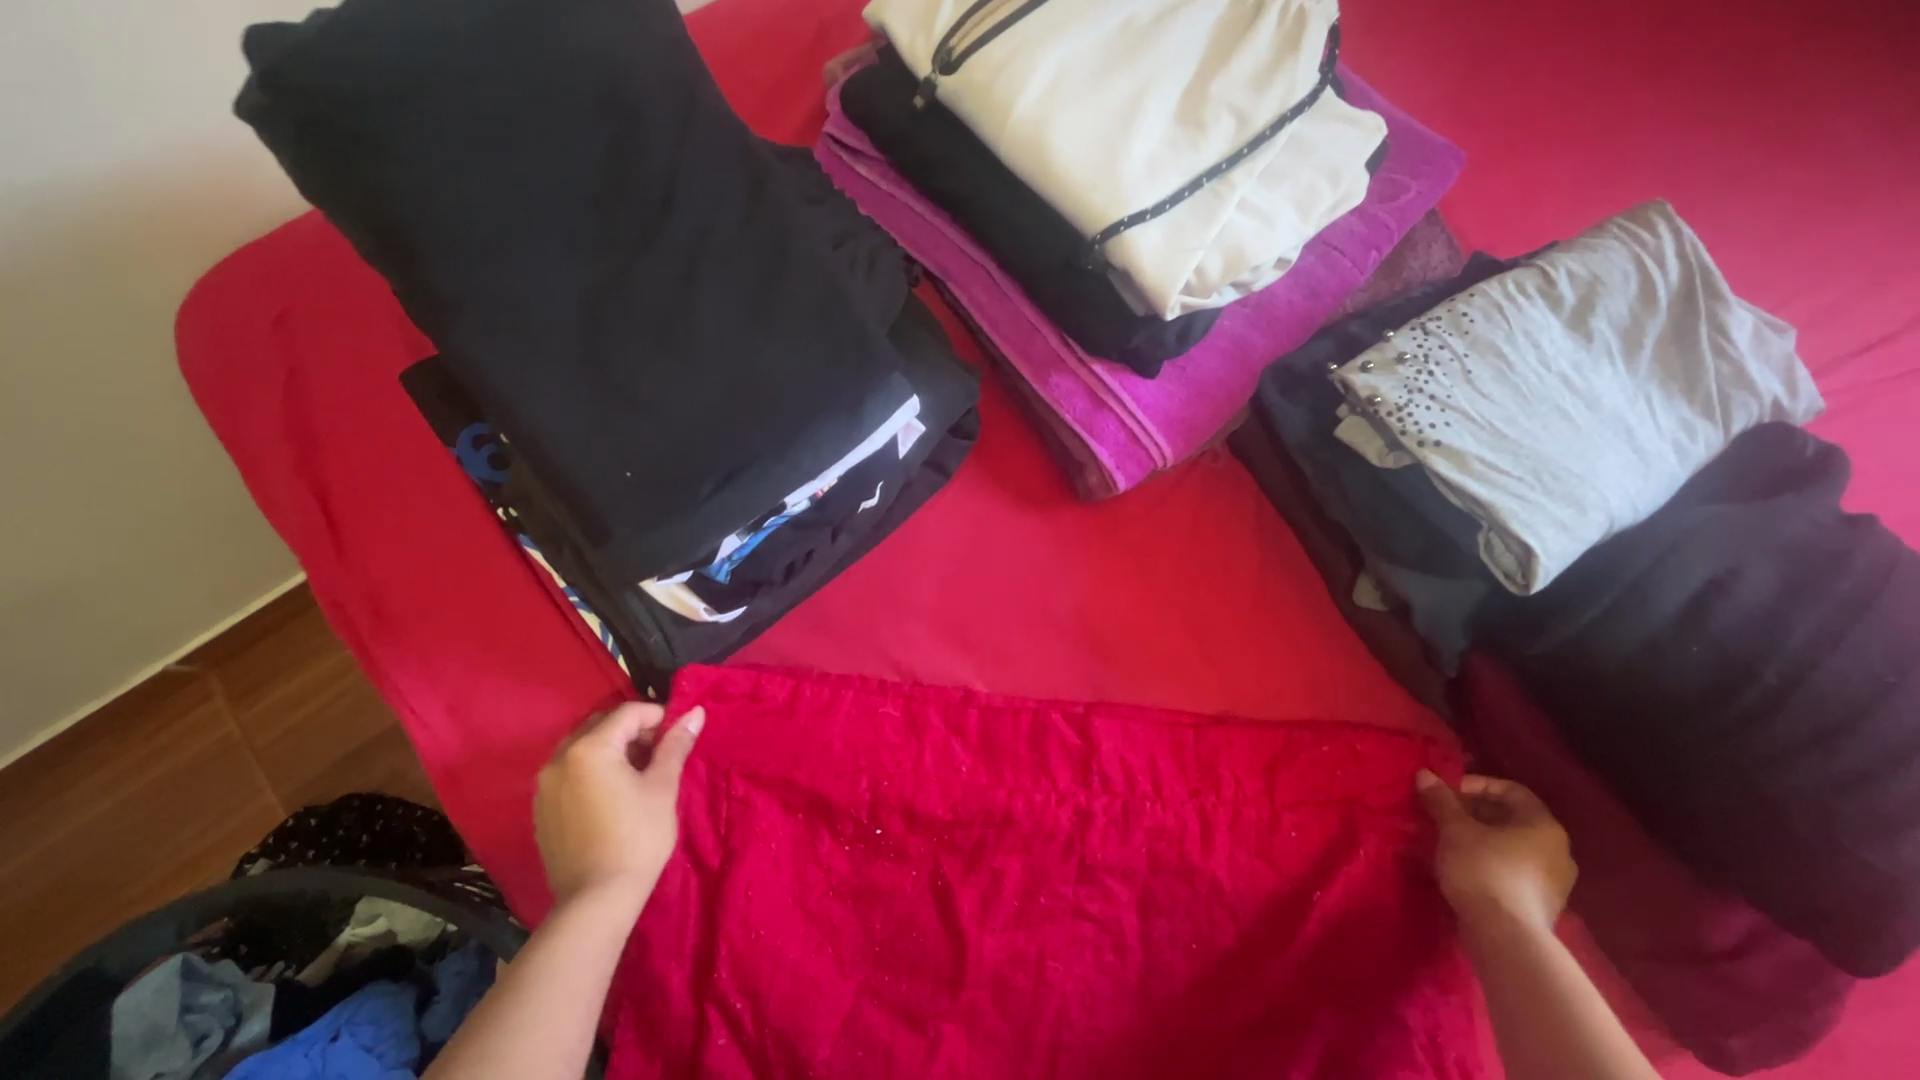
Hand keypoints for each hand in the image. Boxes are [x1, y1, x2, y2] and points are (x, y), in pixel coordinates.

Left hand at [534, 702, 702, 910]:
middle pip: (600, 725)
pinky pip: (568, 773)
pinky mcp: (541, 808)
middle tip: (659, 753)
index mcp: (589, 749)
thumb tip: (695, 712)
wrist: (596, 899)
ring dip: (610, 749)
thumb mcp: (662, 788)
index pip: (627, 712)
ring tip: (637, 774)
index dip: (657, 716)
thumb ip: (675, 745)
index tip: (677, 736)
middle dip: (631, 730)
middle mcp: (559, 759)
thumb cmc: (637, 838)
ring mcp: (545, 785)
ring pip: (581, 748)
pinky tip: (612, 796)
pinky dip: (592, 771)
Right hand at [1416, 770, 1575, 934]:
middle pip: (1511, 818)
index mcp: (1544, 826)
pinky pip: (1512, 871)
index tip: (1446, 793)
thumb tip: (1425, 773)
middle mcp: (1557, 850)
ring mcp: (1553, 881)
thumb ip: (1441, 800)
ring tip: (1445, 842)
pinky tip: (1461, 869)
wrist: (1505, 936)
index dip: (1476, 785)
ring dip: (1478, 839)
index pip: (1511, 790)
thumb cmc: (1483, 870)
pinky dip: (1487, 862)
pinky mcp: (1541, 905)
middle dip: (1472, 813)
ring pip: (1510, 847)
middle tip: (1440, 816)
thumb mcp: (1454, 830)